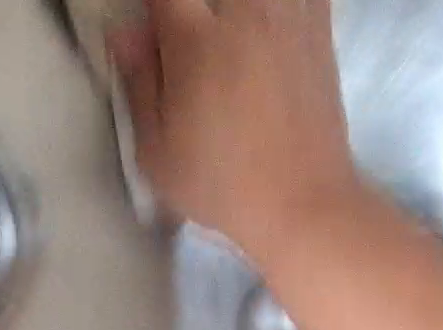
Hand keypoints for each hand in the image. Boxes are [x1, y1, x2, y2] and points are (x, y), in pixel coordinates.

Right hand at [111, 0, 368, 254]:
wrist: (296, 198)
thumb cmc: (215, 183)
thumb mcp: (155, 150)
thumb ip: (139, 82)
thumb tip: (124, 30)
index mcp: (197, 43)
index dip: (148, 7)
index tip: (142, 27)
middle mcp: (246, 13)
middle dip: (184, 7)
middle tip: (174, 33)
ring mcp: (289, 12)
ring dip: (223, 11)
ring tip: (212, 34)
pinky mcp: (318, 23)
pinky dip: (268, 6)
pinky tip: (255, 26)